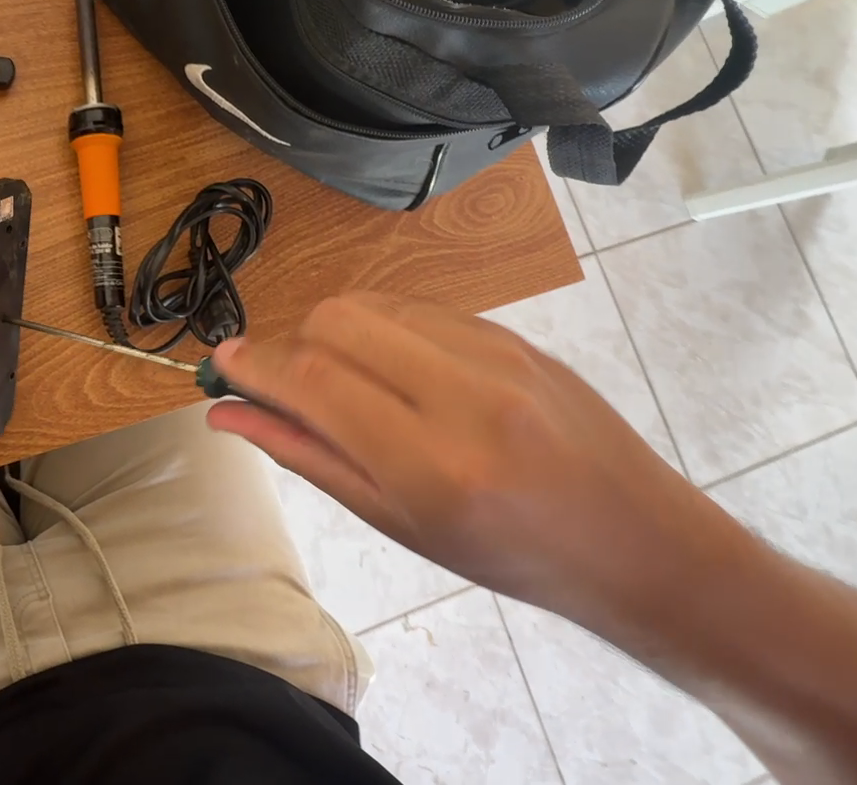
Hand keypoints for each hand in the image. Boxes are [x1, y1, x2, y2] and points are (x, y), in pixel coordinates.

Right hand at [207, 292, 756, 625]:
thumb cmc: (503, 553)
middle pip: (333, 322)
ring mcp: (494, 353)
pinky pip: (411, 307)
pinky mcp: (510, 333)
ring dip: (326, 331)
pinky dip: (372, 326)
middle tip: (281, 381)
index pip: (312, 380)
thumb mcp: (392, 519)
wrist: (637, 541)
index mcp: (430, 461)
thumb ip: (302, 454)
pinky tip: (383, 364)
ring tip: (332, 374)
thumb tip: (225, 414)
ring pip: (367, 304)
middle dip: (287, 343)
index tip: (218, 365)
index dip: (253, 364)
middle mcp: (462, 393)